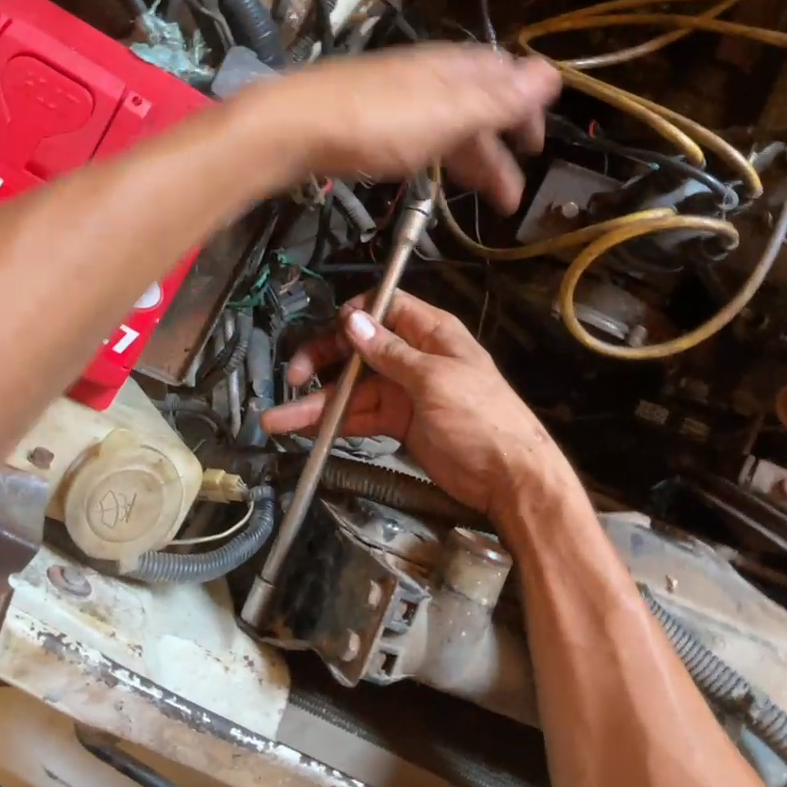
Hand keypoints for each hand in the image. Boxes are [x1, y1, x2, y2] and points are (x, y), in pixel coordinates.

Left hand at [233, 45, 557, 212]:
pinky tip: (433, 172)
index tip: (537, 145)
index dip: (526, 110)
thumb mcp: (446, 113)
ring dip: (470, 160)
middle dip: (499, 149)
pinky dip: (438, 156)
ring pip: (446, 126)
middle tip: (511, 192)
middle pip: (475, 109)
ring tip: (484, 199)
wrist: (294, 127)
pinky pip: (418, 136)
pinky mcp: (368, 120)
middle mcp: (427, 78)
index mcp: (452, 70)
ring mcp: (395, 98)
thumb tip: (551, 74)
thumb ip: (497, 99)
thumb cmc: (375, 123)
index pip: (504, 79)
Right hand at [258, 291, 561, 521]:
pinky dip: (333, 424)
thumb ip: (390, 352)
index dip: (354, 316)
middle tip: (293, 376)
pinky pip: (359, 417)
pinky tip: (303, 430)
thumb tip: (352, 320)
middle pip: (358, 349)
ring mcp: (402, 391)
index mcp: (430, 333)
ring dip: (316, 403)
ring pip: (351, 389)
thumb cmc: (481, 417)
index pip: (384, 307)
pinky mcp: (396, 422)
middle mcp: (411, 356)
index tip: (330, 332)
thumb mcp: (436, 379)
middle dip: (323, 361)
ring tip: (276, 418)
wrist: (509, 478)